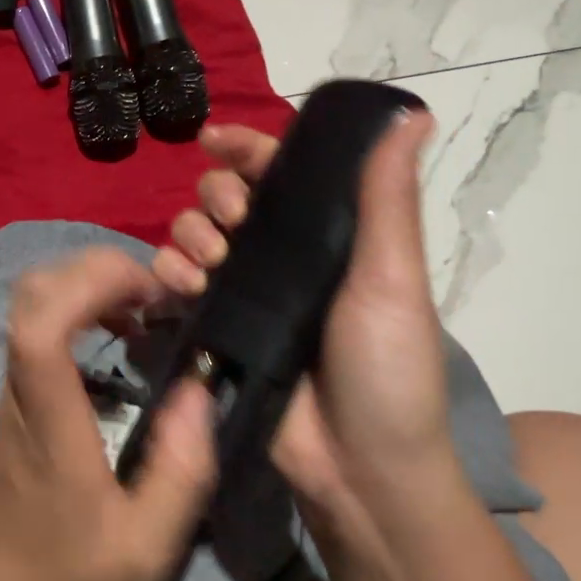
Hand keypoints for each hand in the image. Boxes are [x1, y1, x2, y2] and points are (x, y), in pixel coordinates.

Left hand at [0, 247, 217, 580]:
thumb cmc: (65, 568)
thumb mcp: (144, 546)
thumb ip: (180, 472)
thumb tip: (199, 391)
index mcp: (51, 419)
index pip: (41, 327)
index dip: (88, 286)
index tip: (147, 289)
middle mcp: (22, 385)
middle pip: (31, 293)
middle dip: (95, 269)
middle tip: (158, 290)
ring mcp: (12, 381)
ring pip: (30, 298)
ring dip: (87, 281)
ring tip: (146, 304)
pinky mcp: (15, 386)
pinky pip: (37, 318)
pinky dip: (78, 300)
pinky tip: (120, 328)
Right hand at [151, 117, 457, 519]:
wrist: (358, 466)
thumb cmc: (389, 368)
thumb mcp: (393, 279)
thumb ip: (386, 199)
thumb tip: (412, 113)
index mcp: (326, 236)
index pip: (279, 173)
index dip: (247, 148)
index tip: (216, 139)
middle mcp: (279, 255)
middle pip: (224, 196)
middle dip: (216, 193)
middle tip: (232, 219)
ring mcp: (241, 291)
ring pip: (192, 233)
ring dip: (190, 231)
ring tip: (211, 261)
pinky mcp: (210, 326)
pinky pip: (172, 282)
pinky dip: (167, 272)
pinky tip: (182, 285)